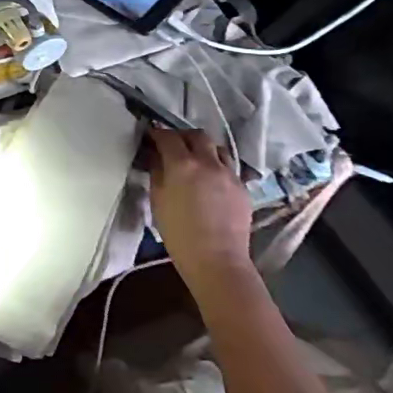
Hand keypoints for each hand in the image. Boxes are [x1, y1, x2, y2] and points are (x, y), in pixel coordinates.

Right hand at [146, 128, 252, 293]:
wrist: (216, 259)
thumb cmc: (178, 232)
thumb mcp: (157, 199)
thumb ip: (157, 172)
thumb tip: (156, 157)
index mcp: (182, 164)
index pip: (168, 136)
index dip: (157, 133)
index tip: (150, 137)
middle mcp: (208, 162)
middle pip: (197, 135)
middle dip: (182, 136)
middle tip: (172, 146)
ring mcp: (229, 174)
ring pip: (217, 148)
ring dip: (203, 148)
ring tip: (194, 161)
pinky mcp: (243, 187)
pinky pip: (228, 168)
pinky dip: (216, 166)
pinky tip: (209, 181)